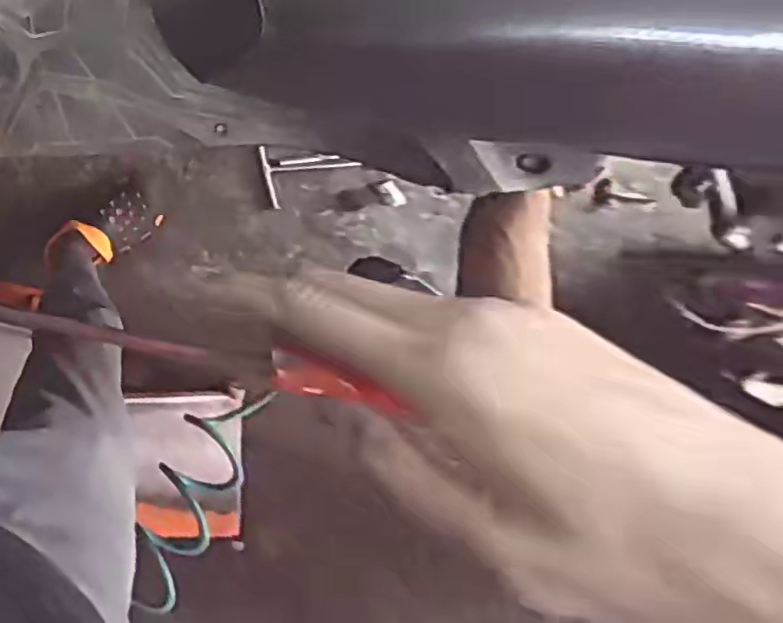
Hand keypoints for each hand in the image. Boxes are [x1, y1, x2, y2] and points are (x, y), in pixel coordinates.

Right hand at [263, 269, 782, 622]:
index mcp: (439, 363)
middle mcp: (465, 317)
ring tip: (344, 379)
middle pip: (334, 284)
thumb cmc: (634, 553)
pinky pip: (434, 307)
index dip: (243, 291)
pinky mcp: (543, 322)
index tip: (202, 288)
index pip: (306, 303)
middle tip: (263, 346)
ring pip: (382, 293)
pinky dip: (392, 328)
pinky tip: (422, 381)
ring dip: (339, 320)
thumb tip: (328, 411)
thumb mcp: (488, 534)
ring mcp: (508, 313)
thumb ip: (385, 460)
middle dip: (282, 303)